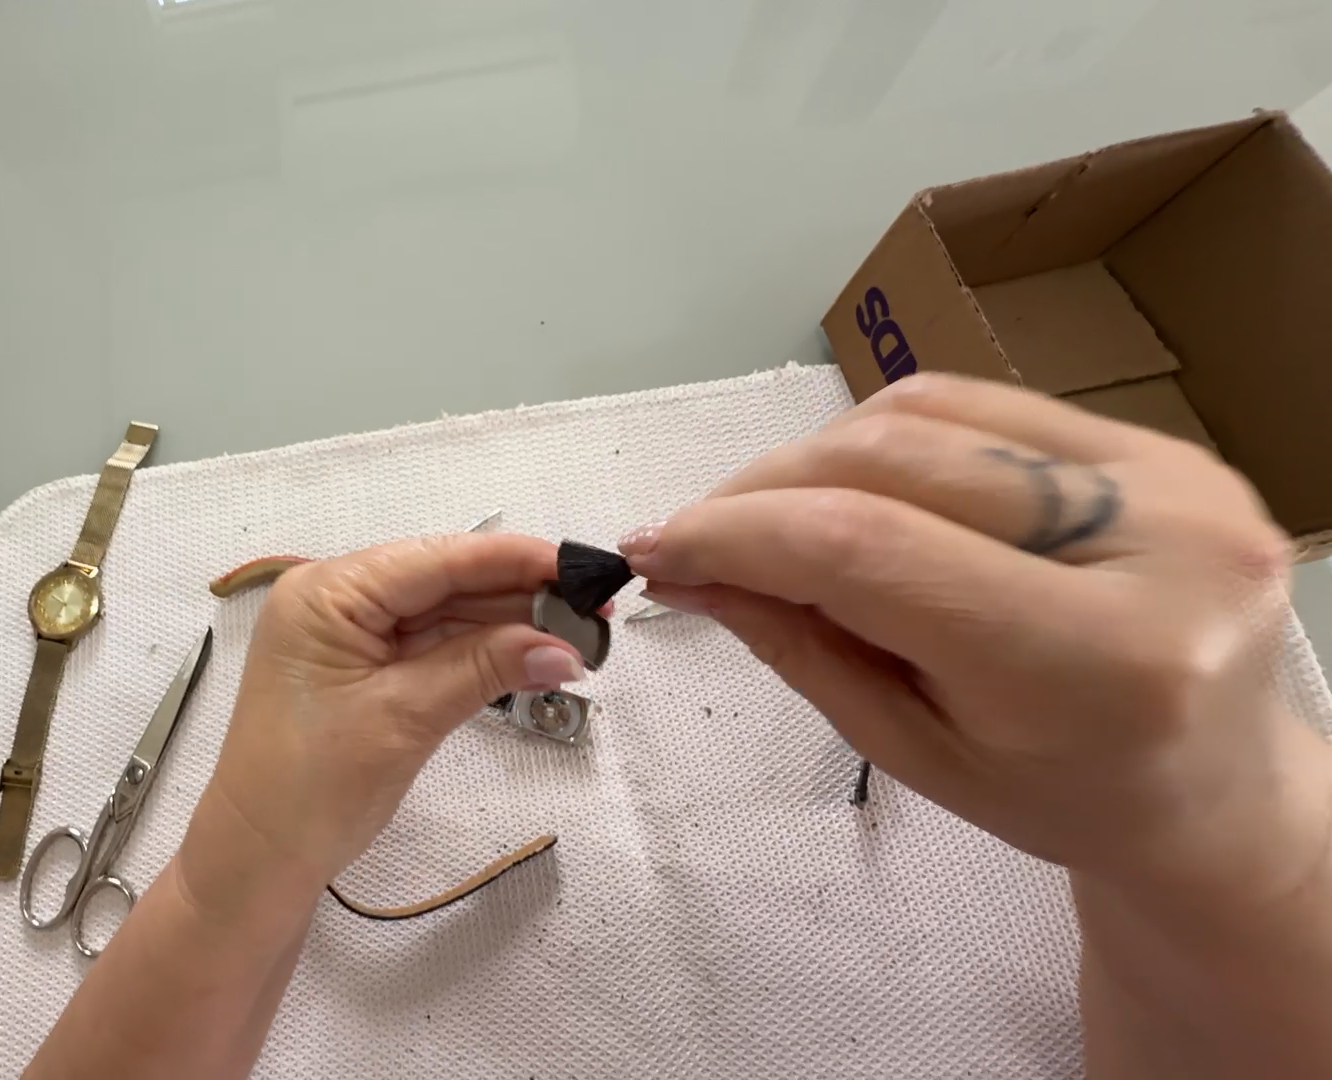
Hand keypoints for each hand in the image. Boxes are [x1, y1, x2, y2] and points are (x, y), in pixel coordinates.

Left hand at [185, 535, 586, 902]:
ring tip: (577, 634)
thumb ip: (483, 668)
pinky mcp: (364, 664)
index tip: (579, 566)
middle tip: (593, 608)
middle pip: (441, 580)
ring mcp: (349, 632)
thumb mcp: (402, 718)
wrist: (258, 860)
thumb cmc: (312, 788)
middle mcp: (336, 598)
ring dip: (505, 622)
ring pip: (441, 611)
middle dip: (516, 593)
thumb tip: (566, 648)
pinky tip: (529, 653)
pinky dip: (478, 650)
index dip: (511, 559)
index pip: (433, 559)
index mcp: (327, 593)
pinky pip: (429, 643)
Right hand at [621, 373, 1330, 904]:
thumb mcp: (894, 741)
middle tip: (688, 540)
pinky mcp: (1147, 445)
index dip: (730, 534)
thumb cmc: (1045, 789)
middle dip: (750, 495)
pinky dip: (864, 437)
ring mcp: (1163, 477)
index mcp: (1090, 660)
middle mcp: (1151, 545)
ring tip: (759, 519)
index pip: (860, 549)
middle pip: (879, 464)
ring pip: (910, 416)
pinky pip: (960, 402)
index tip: (650, 548)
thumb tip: (677, 570)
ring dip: (798, 462)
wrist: (1208, 781)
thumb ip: (785, 639)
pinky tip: (835, 486)